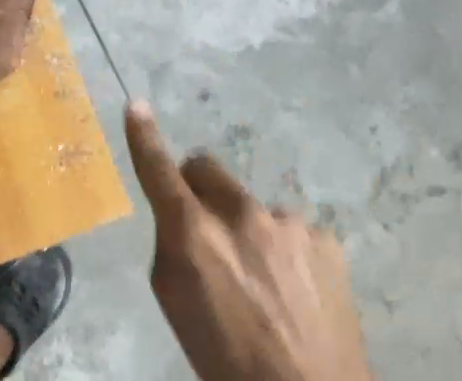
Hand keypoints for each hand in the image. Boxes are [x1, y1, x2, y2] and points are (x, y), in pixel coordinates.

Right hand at [124, 103, 372, 380]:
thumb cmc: (223, 356)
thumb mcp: (174, 301)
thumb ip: (172, 246)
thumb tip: (183, 218)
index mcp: (194, 232)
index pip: (159, 169)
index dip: (143, 135)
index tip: (135, 106)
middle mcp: (241, 215)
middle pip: (207, 170)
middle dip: (199, 192)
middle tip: (209, 236)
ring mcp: (289, 224)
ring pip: (252, 207)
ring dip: (248, 230)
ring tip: (264, 283)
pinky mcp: (326, 241)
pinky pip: (290, 231)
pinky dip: (285, 251)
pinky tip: (294, 290)